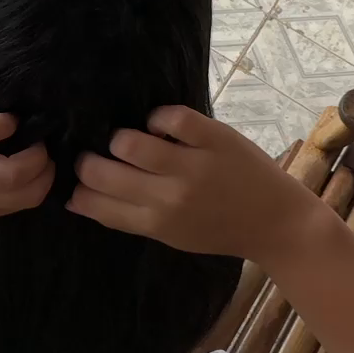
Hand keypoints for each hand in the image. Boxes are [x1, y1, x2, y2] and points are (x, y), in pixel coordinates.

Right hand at [67, 106, 331, 258]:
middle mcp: (169, 196)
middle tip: (93, 155)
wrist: (279, 223)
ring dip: (120, 138)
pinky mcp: (214, 138)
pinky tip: (162, 127)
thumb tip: (76, 200)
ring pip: (129, 142)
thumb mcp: (171, 235)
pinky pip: (170, 117)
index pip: (95, 204)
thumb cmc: (220, 230)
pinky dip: (159, 118)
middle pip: (101, 172)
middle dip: (87, 162)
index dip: (76, 190)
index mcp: (156, 223)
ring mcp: (193, 166)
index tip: (74, 180)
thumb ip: (128, 217)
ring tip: (129, 141)